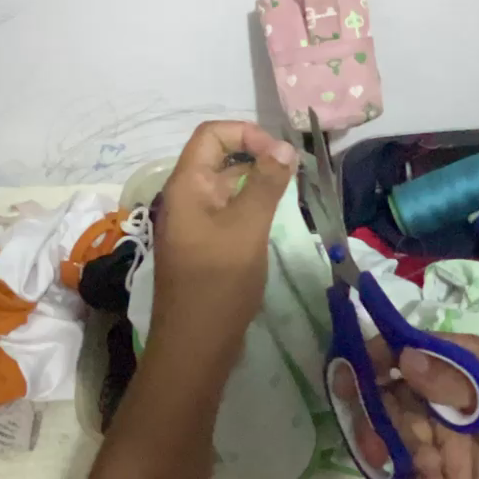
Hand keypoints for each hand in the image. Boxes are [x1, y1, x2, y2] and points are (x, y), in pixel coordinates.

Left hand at [150, 121, 295, 351]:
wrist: (194, 346)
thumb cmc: (219, 282)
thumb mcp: (248, 228)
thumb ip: (266, 184)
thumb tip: (285, 148)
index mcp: (187, 185)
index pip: (211, 134)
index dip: (246, 133)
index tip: (280, 155)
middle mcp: (185, 197)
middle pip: (218, 157)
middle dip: (256, 155)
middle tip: (293, 172)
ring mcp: (192, 222)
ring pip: (226, 186)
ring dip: (256, 182)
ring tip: (290, 193)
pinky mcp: (203, 245)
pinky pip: (227, 211)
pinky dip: (250, 206)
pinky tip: (274, 219)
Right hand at [339, 333, 478, 478]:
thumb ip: (458, 383)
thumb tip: (404, 357)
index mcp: (463, 362)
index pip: (407, 348)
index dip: (375, 357)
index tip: (350, 379)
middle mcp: (448, 393)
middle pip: (391, 393)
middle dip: (375, 415)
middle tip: (372, 443)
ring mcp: (448, 433)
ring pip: (397, 433)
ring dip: (390, 451)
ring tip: (410, 471)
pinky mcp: (452, 472)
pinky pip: (415, 472)